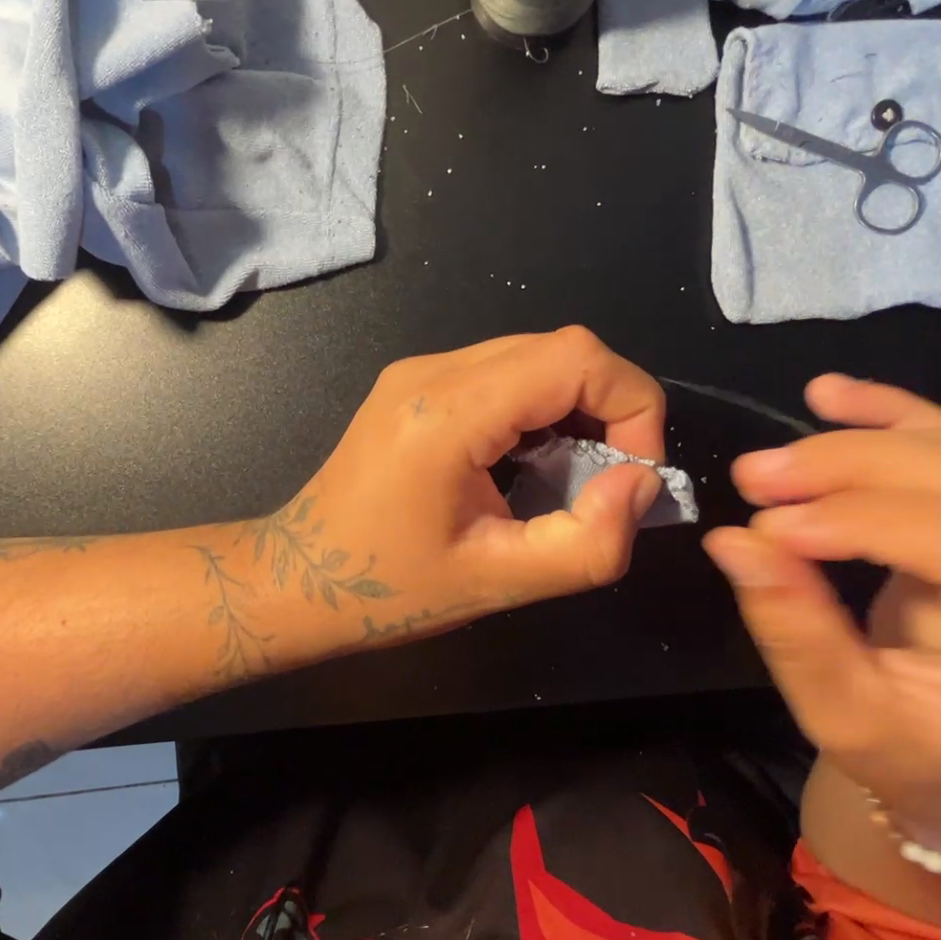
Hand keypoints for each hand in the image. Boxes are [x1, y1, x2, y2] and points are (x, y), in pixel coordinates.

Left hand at [296, 327, 666, 643]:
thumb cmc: (390, 589)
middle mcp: (432, 371)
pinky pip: (500, 373)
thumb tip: (641, 484)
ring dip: (574, 410)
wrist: (299, 578)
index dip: (632, 407)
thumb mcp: (499, 582)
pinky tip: (528, 465)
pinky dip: (538, 409)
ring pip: (533, 357)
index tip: (632, 477)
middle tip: (605, 483)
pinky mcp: (413, 385)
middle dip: (609, 410)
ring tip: (568, 479)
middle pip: (560, 350)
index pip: (577, 358)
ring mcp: (418, 372)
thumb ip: (590, 542)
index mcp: (449, 412)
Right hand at [703, 375, 940, 852]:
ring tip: (773, 458)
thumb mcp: (839, 716)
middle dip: (858, 465)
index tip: (773, 526)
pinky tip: (831, 396)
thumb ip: (793, 628)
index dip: (872, 516)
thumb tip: (732, 540)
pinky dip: (895, 418)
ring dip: (864, 439)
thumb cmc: (910, 761)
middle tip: (754, 476)